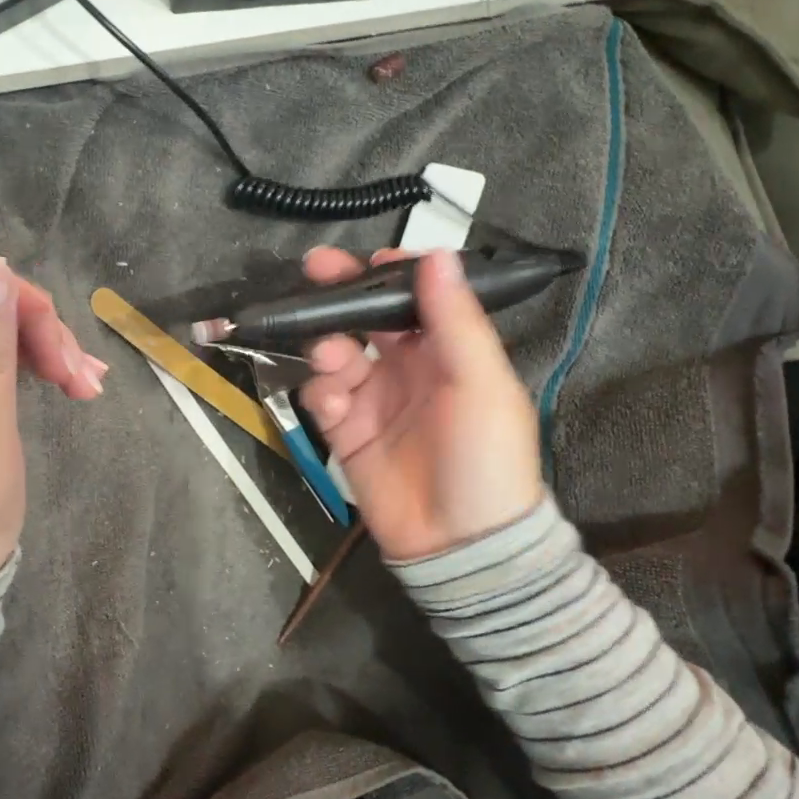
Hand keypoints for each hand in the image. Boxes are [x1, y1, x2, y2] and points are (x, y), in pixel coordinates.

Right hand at [297, 248, 543, 562]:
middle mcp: (408, 368)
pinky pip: (322, 396)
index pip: (416, 298)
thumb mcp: (481, 384)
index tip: (370, 260)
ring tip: (330, 357)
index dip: (392, 274)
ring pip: (337, 352)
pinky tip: (332, 405)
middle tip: (314, 271)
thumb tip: (437, 254)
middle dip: (341, 293)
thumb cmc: (484, 456)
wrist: (460, 543)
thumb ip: (455, 320)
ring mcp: (373, 399)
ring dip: (328, 345)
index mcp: (449, 351)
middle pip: (366, 317)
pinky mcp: (345, 431)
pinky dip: (320, 392)